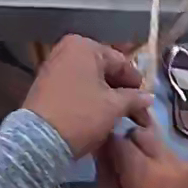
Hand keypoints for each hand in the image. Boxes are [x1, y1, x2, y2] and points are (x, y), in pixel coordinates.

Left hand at [22, 34, 152, 156]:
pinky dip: (89, 98)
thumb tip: (148, 97)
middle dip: (121, 90)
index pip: (121, 62)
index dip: (136, 83)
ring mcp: (53, 67)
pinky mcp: (45, 86)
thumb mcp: (114, 106)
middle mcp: (66, 50)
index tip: (146, 101)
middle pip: (104, 70)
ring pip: (90, 80)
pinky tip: (100, 114)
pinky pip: (76, 88)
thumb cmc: (81, 115)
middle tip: (136, 110)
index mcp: (84, 46)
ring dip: (106, 96)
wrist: (39, 141)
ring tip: (120, 115)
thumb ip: (134, 98)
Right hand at [96, 126, 187, 187]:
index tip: (102, 158)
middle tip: (121, 169)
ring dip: (148, 156)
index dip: (107, 146)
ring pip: (162, 146)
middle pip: (144, 135)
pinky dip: (165, 168)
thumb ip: (105, 179)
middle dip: (129, 145)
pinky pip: (177, 162)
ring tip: (142, 183)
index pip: (120, 140)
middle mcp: (173, 165)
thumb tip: (101, 151)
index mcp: (146, 176)